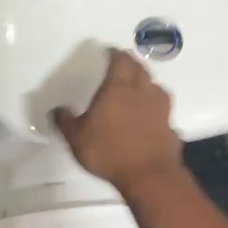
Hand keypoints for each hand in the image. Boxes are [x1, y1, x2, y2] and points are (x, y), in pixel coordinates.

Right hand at [50, 48, 184, 190]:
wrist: (148, 176)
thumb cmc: (108, 151)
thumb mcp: (76, 138)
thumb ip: (65, 121)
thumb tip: (57, 109)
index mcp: (117, 89)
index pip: (120, 61)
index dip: (115, 54)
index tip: (109, 51)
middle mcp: (141, 93)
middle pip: (140, 69)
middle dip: (131, 63)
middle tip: (122, 64)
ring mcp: (160, 109)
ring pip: (155, 86)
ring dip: (146, 82)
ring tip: (138, 86)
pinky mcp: (170, 126)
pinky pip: (163, 108)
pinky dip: (155, 106)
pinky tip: (151, 114)